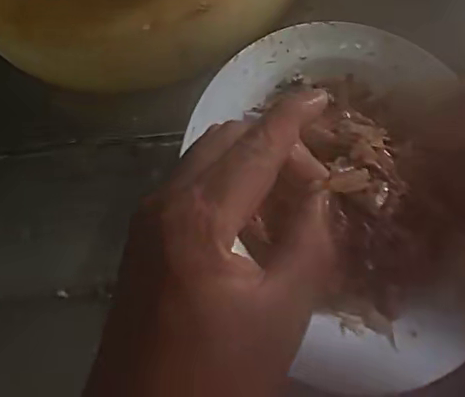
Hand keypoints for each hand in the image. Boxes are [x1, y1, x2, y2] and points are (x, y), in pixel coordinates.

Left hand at [83, 91, 336, 396]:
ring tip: (288, 208)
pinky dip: (226, 186)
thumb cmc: (217, 375)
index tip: (321, 95)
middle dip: (274, 145)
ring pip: (208, 156)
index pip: (257, 146)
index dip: (292, 116)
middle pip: (228, 139)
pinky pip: (191, 183)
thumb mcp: (281, 315)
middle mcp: (168, 196)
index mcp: (201, 215)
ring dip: (250, 165)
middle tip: (314, 183)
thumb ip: (309, 243)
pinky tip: (251, 228)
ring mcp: (149, 211)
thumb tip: (321, 193)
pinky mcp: (142, 229)